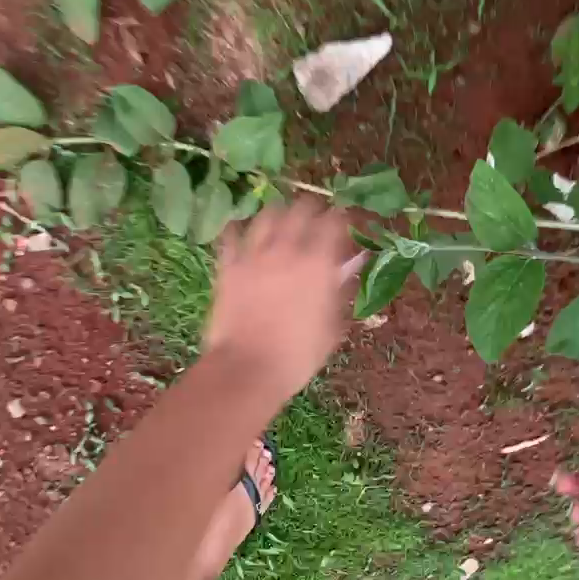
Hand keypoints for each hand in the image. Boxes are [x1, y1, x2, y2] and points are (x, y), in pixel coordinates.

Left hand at [203, 200, 354, 402]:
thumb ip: (341, 292)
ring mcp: (253, 255)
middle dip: (312, 211)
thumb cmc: (297, 357)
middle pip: (301, 208)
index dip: (342, 219)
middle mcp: (286, 249)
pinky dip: (241, 230)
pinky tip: (246, 236)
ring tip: (282, 225)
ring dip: (279, 215)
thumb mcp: (332, 329)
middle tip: (316, 222)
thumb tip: (350, 270)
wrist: (247, 370)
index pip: (334, 221)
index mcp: (318, 263)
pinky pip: (232, 234)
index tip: (346, 226)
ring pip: (267, 215)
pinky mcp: (228, 266)